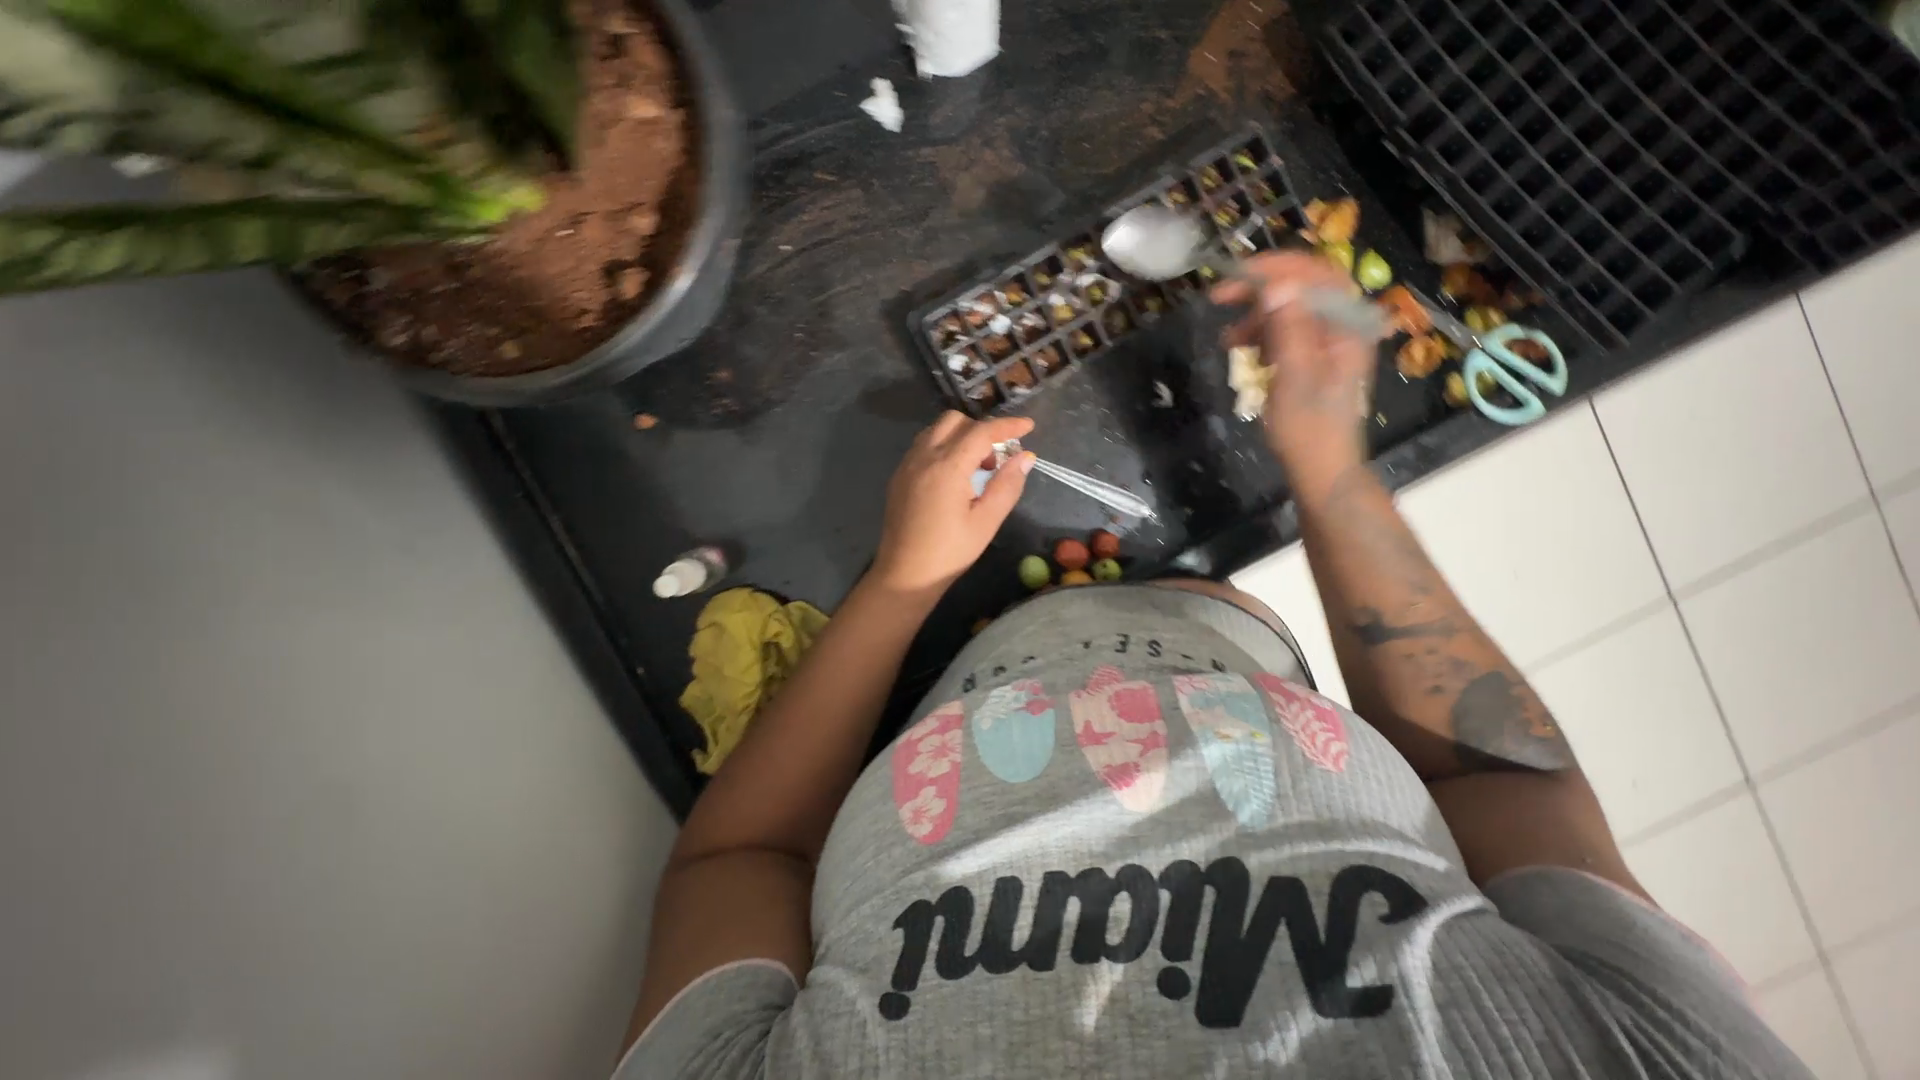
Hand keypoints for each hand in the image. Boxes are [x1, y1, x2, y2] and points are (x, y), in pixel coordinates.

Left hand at [870, 411, 1036, 593]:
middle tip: (995, 460)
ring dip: (960, 437)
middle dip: (980, 430)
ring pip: (936, 430)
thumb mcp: (986, 522)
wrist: (905, 575)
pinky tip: (953, 477)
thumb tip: (1025, 456)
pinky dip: (943, 447)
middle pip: (955, 421)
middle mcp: (923, 457)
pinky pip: (923, 446)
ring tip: (975, 469)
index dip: (1007, 425)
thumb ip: (1007, 485)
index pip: (981, 432)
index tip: (1029, 426)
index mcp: (947, 467)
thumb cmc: (950, 552)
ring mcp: (907, 465)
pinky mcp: (898, 476)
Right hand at [1211, 252, 1380, 498]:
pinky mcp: (1318, 359)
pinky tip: (1244, 351)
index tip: (1235, 277)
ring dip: (1258, 316)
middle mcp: (1344, 327)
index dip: (1275, 267)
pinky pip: (1290, 331)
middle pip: (1303, 286)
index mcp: (1346, 327)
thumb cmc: (1308, 429)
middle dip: (1260, 290)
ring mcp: (1332, 343)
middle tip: (1220, 299)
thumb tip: (1276, 285)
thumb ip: (1289, 328)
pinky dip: (1265, 335)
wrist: (1323, 470)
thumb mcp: (1294, 377)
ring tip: (1229, 340)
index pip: (1316, 274)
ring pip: (1293, 309)